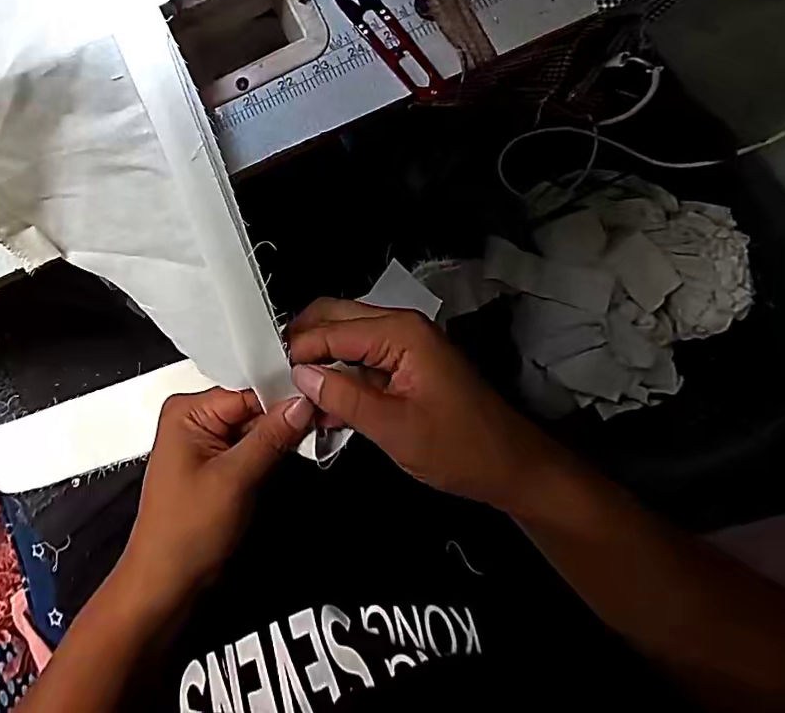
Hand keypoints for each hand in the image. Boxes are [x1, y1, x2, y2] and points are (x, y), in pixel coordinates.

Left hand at [112, 387, 314, 607]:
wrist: (166, 588)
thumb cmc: (181, 537)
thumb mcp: (234, 480)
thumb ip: (271, 437)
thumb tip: (300, 404)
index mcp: (186, 411)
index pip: (247, 389)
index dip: (284, 396)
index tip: (317, 402)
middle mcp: (193, 421)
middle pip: (252, 406)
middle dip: (286, 417)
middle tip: (321, 421)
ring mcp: (205, 444)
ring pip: (255, 428)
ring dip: (281, 436)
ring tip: (310, 438)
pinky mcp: (217, 466)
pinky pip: (250, 448)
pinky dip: (272, 452)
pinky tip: (291, 455)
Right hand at [287, 299, 557, 509]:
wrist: (513, 467)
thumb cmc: (462, 448)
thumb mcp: (393, 428)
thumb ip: (342, 397)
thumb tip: (301, 376)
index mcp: (400, 333)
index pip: (332, 330)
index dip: (299, 351)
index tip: (271, 373)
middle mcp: (401, 327)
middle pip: (335, 318)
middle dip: (305, 343)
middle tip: (277, 373)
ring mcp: (404, 342)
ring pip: (345, 336)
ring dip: (320, 360)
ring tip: (297, 391)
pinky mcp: (405, 361)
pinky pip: (361, 357)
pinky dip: (340, 374)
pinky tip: (325, 403)